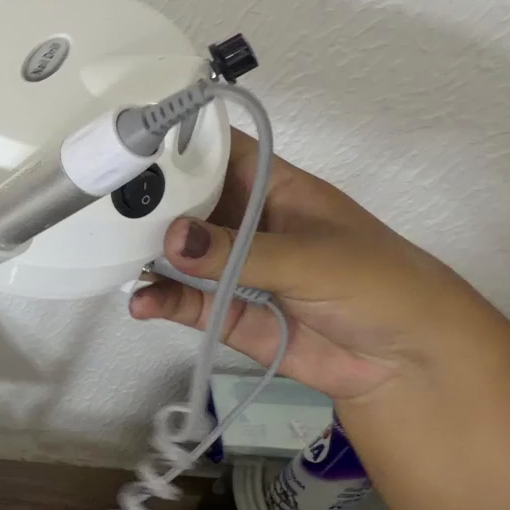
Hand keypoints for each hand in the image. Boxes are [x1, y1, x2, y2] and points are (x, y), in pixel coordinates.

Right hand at [129, 132, 504, 402]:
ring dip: (145, 256)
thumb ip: (240, 251)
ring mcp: (230, 270)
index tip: (130, 147)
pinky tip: (141, 302)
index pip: (220, 155)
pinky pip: (179, 301)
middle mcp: (245, 226)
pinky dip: (156, 300)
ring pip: (175, 255)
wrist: (407, 363)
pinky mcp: (221, 312)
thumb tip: (172, 239)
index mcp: (275, 191)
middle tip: (102, 209)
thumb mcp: (314, 259)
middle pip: (184, 204)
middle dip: (147, 205)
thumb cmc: (382, 287)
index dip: (180, 146)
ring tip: (113, 259)